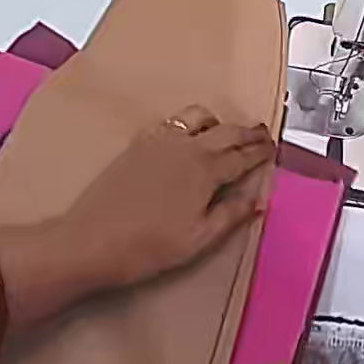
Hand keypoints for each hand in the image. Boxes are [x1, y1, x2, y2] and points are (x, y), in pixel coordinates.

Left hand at [54, 105, 274, 288]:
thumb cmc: (149, 247)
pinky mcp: (140, 144)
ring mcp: (161, 141)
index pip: (243, 155)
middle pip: (227, 131)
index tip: (273, 148)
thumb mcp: (199, 239)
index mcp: (206, 170)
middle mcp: (188, 147)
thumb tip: (257, 198)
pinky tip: (187, 136)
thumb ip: (232, 214)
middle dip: (248, 132)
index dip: (260, 151)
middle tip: (262, 134)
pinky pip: (172, 122)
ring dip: (219, 122)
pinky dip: (189, 123)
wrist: (90, 242)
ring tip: (226, 132)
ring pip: (198, 117)